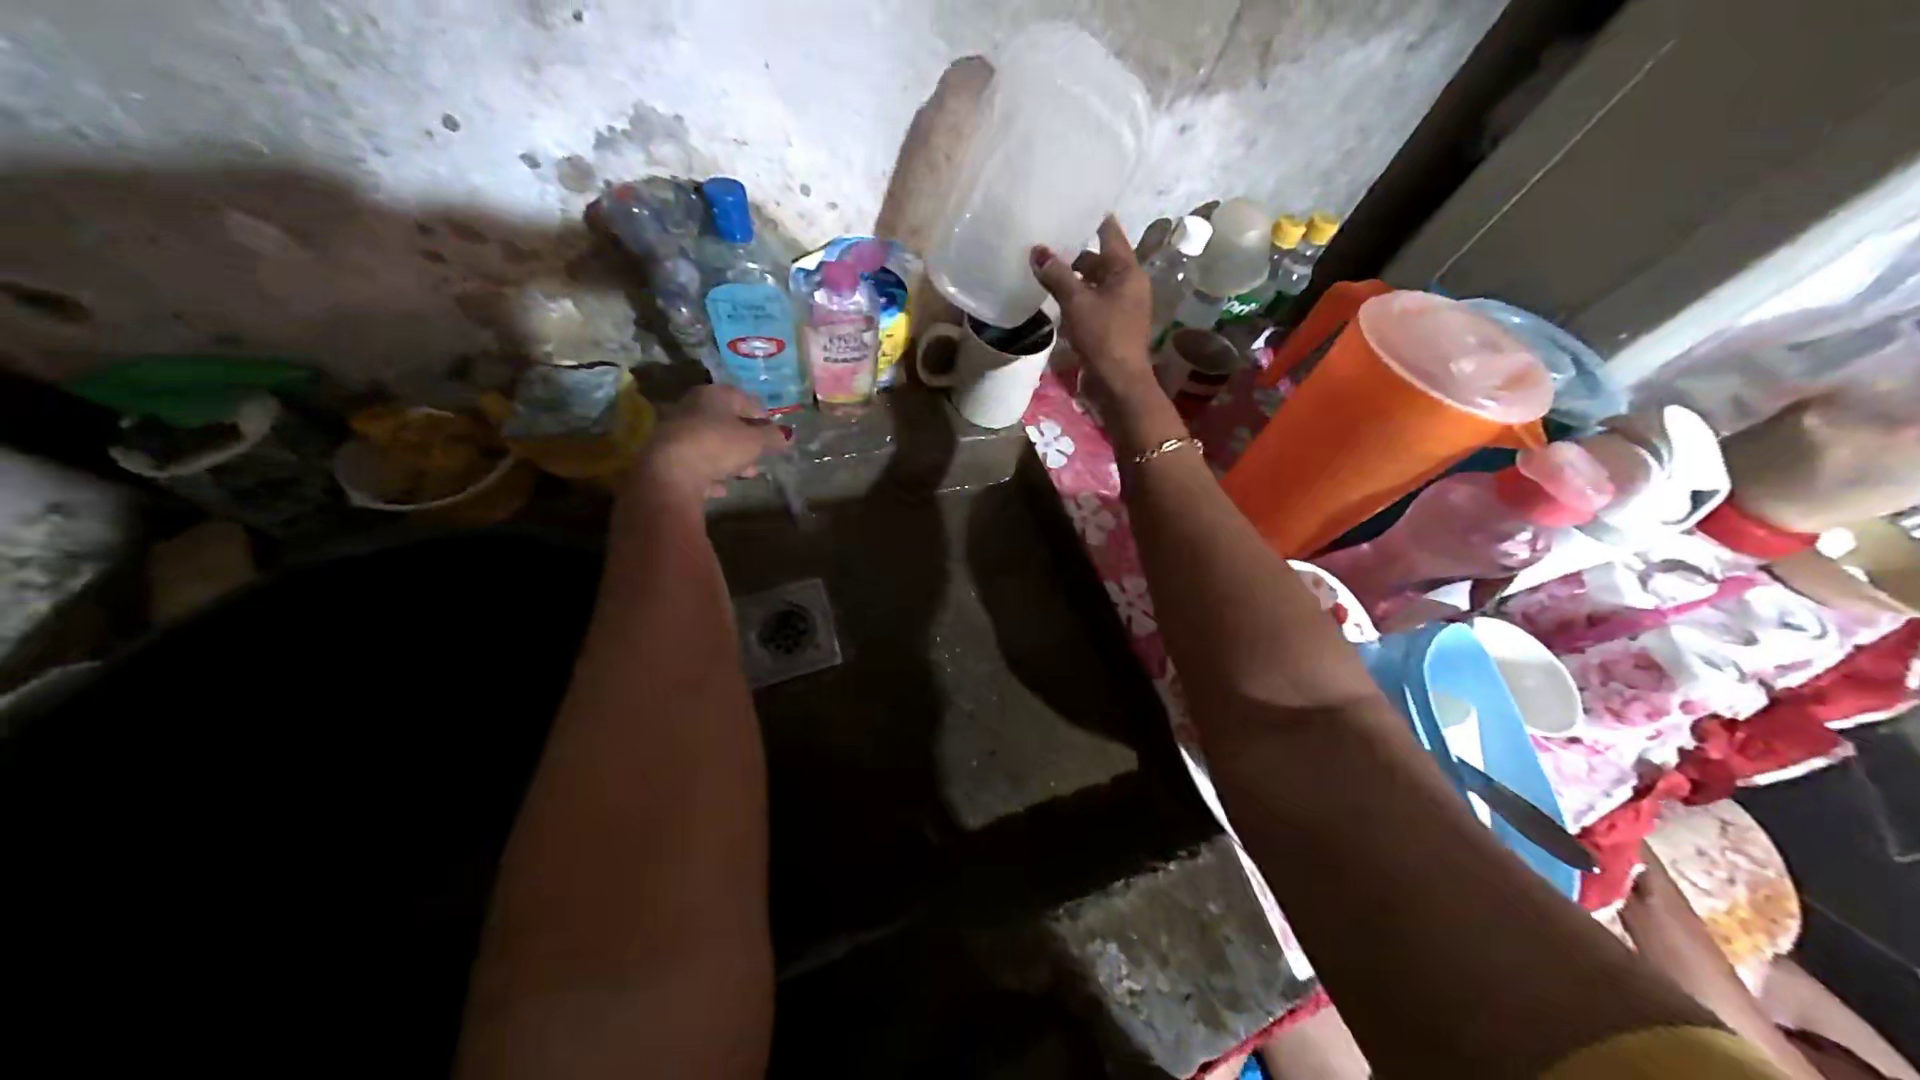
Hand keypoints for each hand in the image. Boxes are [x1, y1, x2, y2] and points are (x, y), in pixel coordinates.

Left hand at [639, 384, 789, 500]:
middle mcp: (692, 407)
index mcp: (713, 395)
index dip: (762, 416)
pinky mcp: (667, 458)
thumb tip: (788, 435)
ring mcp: (677, 433)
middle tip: (762, 454)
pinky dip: (710, 473)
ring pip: (711, 443)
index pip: (744, 399)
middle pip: (725, 422)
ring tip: (747, 473)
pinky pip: (696, 463)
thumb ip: (774, 437)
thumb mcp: (755, 442)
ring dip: (730, 458)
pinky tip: (721, 487)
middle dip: (746, 439)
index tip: (775, 433)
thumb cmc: (717, 445)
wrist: (670, 474)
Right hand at [1031, 215, 1154, 398]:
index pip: (1109, 231)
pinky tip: (1051, 298)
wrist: (1118, 383)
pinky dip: (1073, 298)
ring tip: (1041, 268)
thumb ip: (1056, 274)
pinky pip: (1090, 303)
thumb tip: (1037, 251)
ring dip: (1070, 278)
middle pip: (1097, 258)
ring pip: (1091, 283)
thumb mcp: (1076, 302)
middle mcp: (1128, 283)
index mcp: (1127, 270)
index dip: (1090, 217)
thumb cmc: (1102, 336)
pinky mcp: (1110, 326)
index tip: (1068, 204)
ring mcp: (1120, 306)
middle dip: (1072, 252)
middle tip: (1043, 241)